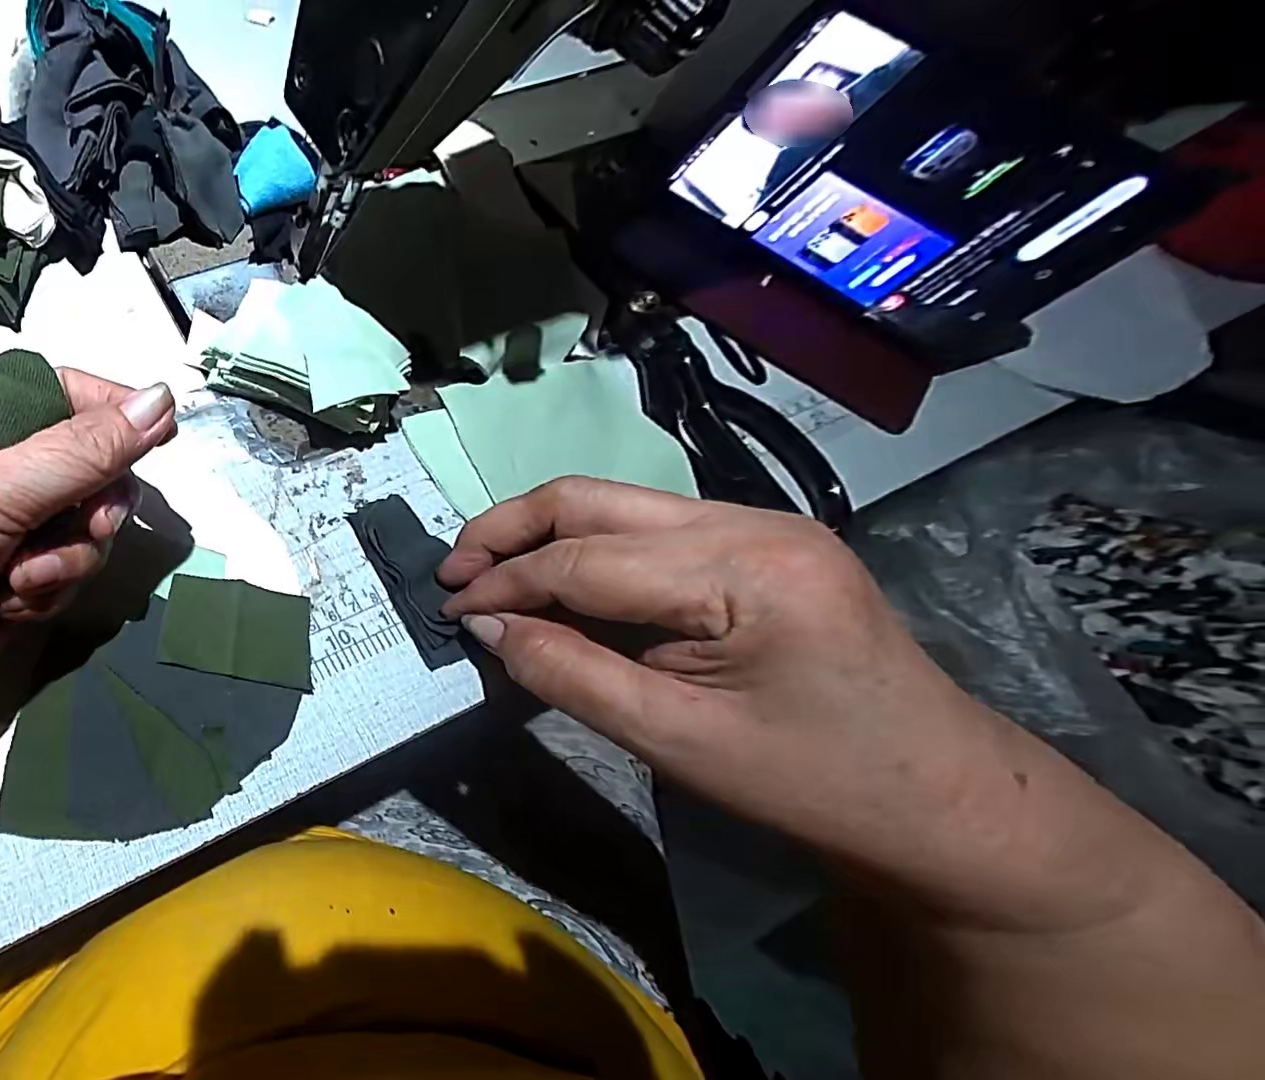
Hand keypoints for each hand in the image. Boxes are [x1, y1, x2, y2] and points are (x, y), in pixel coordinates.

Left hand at [0, 372, 176, 777]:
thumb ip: (84, 451)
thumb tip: (161, 398)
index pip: (67, 396)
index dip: (116, 411)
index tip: (160, 431)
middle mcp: (0, 475)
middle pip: (94, 470)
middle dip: (96, 504)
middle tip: (89, 523)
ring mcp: (11, 534)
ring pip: (88, 531)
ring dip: (67, 558)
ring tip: (19, 578)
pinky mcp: (18, 585)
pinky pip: (69, 575)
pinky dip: (48, 591)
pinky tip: (6, 604)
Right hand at [440, 478, 1171, 930]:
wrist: (945, 799)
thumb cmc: (812, 782)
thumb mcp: (673, 740)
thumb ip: (568, 673)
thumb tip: (487, 626)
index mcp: (745, 569)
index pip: (585, 558)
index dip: (506, 581)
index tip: (451, 606)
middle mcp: (748, 521)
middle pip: (592, 500)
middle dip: (509, 529)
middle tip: (455, 569)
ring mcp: (754, 523)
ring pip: (611, 506)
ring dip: (540, 536)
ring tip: (487, 573)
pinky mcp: (750, 541)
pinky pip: (640, 530)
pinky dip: (581, 551)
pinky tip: (552, 583)